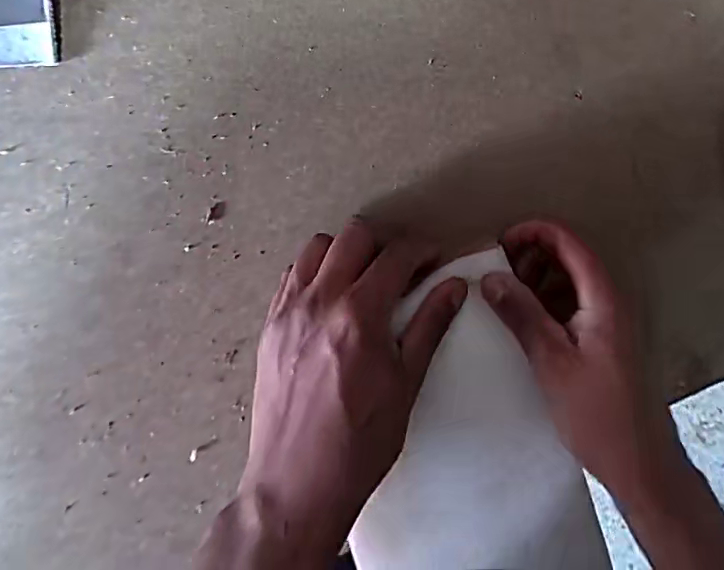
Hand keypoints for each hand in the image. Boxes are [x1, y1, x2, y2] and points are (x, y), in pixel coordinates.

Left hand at [235, 221, 466, 557]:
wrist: (295, 488)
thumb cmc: (357, 442)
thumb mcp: (407, 382)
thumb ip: (431, 324)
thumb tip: (453, 287)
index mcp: (359, 315)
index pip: (397, 254)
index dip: (422, 250)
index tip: (433, 259)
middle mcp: (320, 303)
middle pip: (355, 236)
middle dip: (386, 242)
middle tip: (402, 265)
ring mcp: (289, 314)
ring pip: (318, 246)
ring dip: (347, 250)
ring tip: (366, 275)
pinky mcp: (270, 330)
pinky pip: (292, 276)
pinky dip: (317, 271)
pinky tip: (333, 295)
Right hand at [479, 220, 684, 495]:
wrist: (639, 459)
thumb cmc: (599, 414)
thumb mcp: (552, 362)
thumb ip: (522, 315)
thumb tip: (492, 277)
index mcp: (603, 296)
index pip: (570, 242)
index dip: (535, 232)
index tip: (501, 240)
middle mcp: (611, 298)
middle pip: (571, 256)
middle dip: (533, 255)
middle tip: (499, 274)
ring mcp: (610, 318)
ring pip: (571, 279)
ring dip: (539, 279)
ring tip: (507, 298)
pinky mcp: (605, 337)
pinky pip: (574, 303)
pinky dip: (548, 301)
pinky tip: (526, 321)